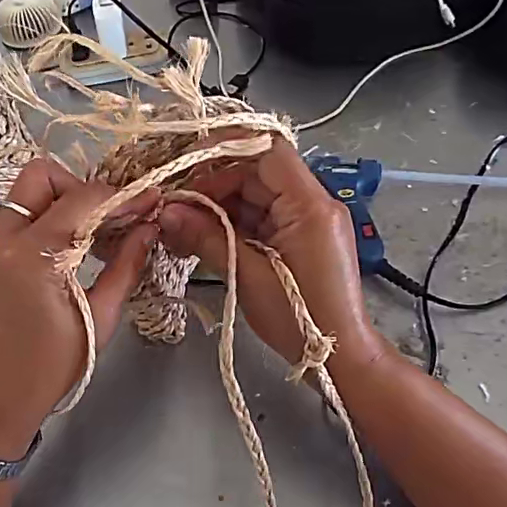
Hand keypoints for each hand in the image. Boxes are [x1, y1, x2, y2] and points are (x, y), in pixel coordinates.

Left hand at [0, 158, 157, 458]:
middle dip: (81, 185)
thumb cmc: (55, 367)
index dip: (122, 196)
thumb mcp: (101, 316)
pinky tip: (77, 248)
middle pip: (41, 175)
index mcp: (34, 256)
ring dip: (66, 201)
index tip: (151, 201)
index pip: (82, 199)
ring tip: (100, 233)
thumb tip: (150, 228)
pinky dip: (51, 219)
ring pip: (28, 193)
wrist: (1, 398)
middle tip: (112, 216)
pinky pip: (22, 218)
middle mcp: (6, 240)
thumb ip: (126, 265)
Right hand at [158, 141, 387, 377]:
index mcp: (309, 206)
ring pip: (257, 195)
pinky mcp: (301, 238)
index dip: (227, 150)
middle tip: (178, 204)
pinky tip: (207, 235)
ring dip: (221, 205)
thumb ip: (207, 236)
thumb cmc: (298, 318)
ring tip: (185, 223)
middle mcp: (314, 204)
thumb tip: (167, 211)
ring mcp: (309, 221)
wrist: (339, 356)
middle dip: (216, 184)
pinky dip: (235, 223)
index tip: (189, 165)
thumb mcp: (246, 276)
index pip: (269, 151)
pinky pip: (264, 217)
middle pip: (259, 173)